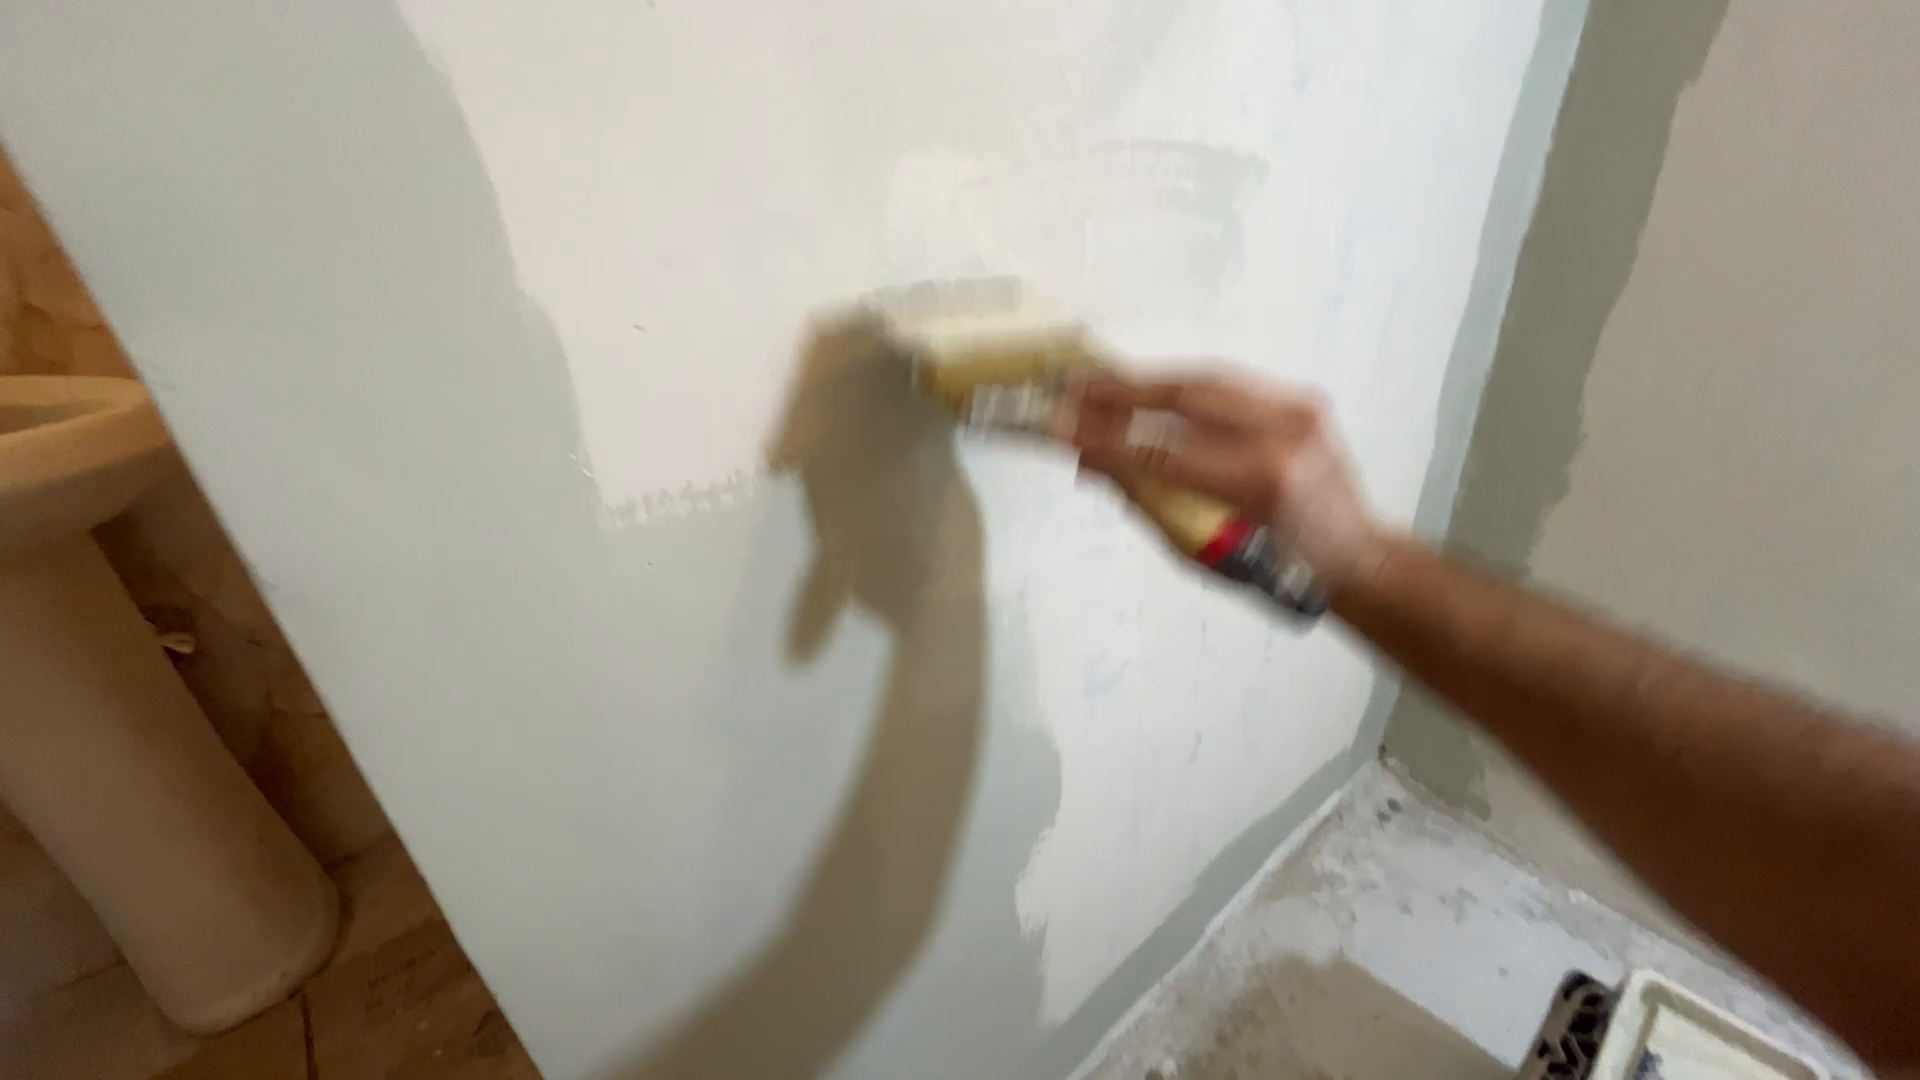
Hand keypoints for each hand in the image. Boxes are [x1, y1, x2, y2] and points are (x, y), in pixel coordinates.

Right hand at [1056, 371, 1391, 590]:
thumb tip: (1090, 462)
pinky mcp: (1300, 396)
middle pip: (1186, 396)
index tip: (1061, 432)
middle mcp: (1283, 435)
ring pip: (1204, 380)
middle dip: (1120, 393)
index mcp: (1261, 484)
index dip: (1105, 441)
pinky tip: (1147, 392)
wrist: (1352, 552)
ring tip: (1098, 386)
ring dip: (1146, 385)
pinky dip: (1180, 388)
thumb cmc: (1276, 567)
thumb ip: (1147, 497)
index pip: (1163, 455)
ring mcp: (1298, 408)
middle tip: (1071, 392)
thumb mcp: (1204, 546)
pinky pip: (1226, 384)